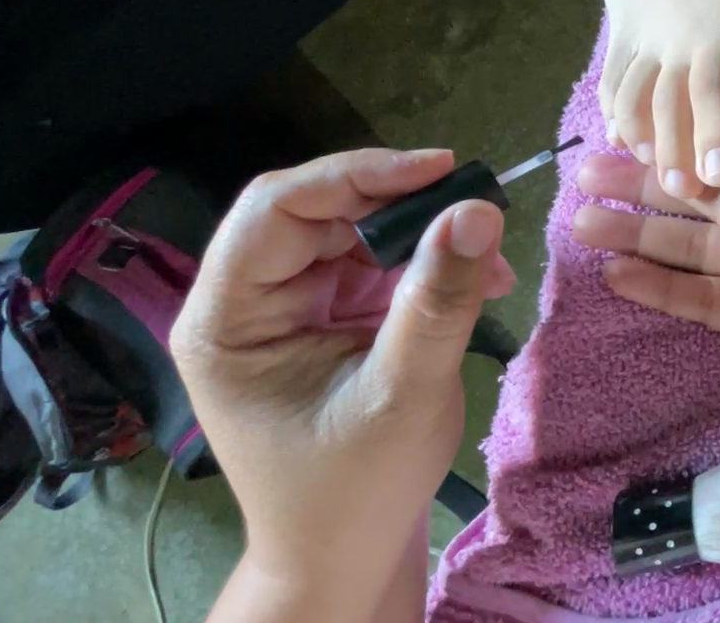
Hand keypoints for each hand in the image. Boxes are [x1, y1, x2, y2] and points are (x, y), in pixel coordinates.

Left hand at [171, 149, 512, 620]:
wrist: (349, 550)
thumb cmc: (354, 489)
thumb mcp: (403, 392)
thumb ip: (438, 300)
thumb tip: (479, 209)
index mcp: (229, 319)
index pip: (277, 211)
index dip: (357, 176)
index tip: (442, 169)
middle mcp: (254, 301)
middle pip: (322, 211)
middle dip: (404, 204)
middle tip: (476, 209)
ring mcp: (297, 306)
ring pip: (362, 230)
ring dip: (430, 234)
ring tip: (490, 259)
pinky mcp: (338, 315)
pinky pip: (388, 262)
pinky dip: (436, 262)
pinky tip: (483, 280)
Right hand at [572, 148, 719, 445]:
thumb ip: (718, 174)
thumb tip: (685, 142)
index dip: (678, 135)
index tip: (626, 133)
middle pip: (711, 194)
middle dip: (647, 185)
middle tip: (584, 178)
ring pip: (703, 246)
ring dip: (645, 236)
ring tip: (581, 224)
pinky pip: (709, 294)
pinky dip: (667, 285)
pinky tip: (618, 275)